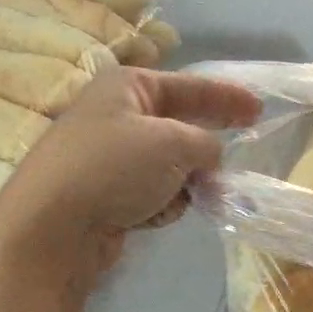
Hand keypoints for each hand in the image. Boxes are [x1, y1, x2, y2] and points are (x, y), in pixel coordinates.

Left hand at [0, 67, 260, 289]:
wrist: (54, 226)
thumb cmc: (114, 168)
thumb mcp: (174, 144)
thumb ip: (207, 144)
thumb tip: (209, 158)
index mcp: (128, 86)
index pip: (190, 86)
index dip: (227, 97)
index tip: (258, 108)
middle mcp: (116, 115)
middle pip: (179, 127)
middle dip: (204, 148)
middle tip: (232, 159)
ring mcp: (109, 157)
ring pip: (170, 165)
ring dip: (184, 183)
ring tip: (185, 198)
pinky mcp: (106, 194)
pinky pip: (153, 193)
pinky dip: (162, 204)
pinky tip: (150, 217)